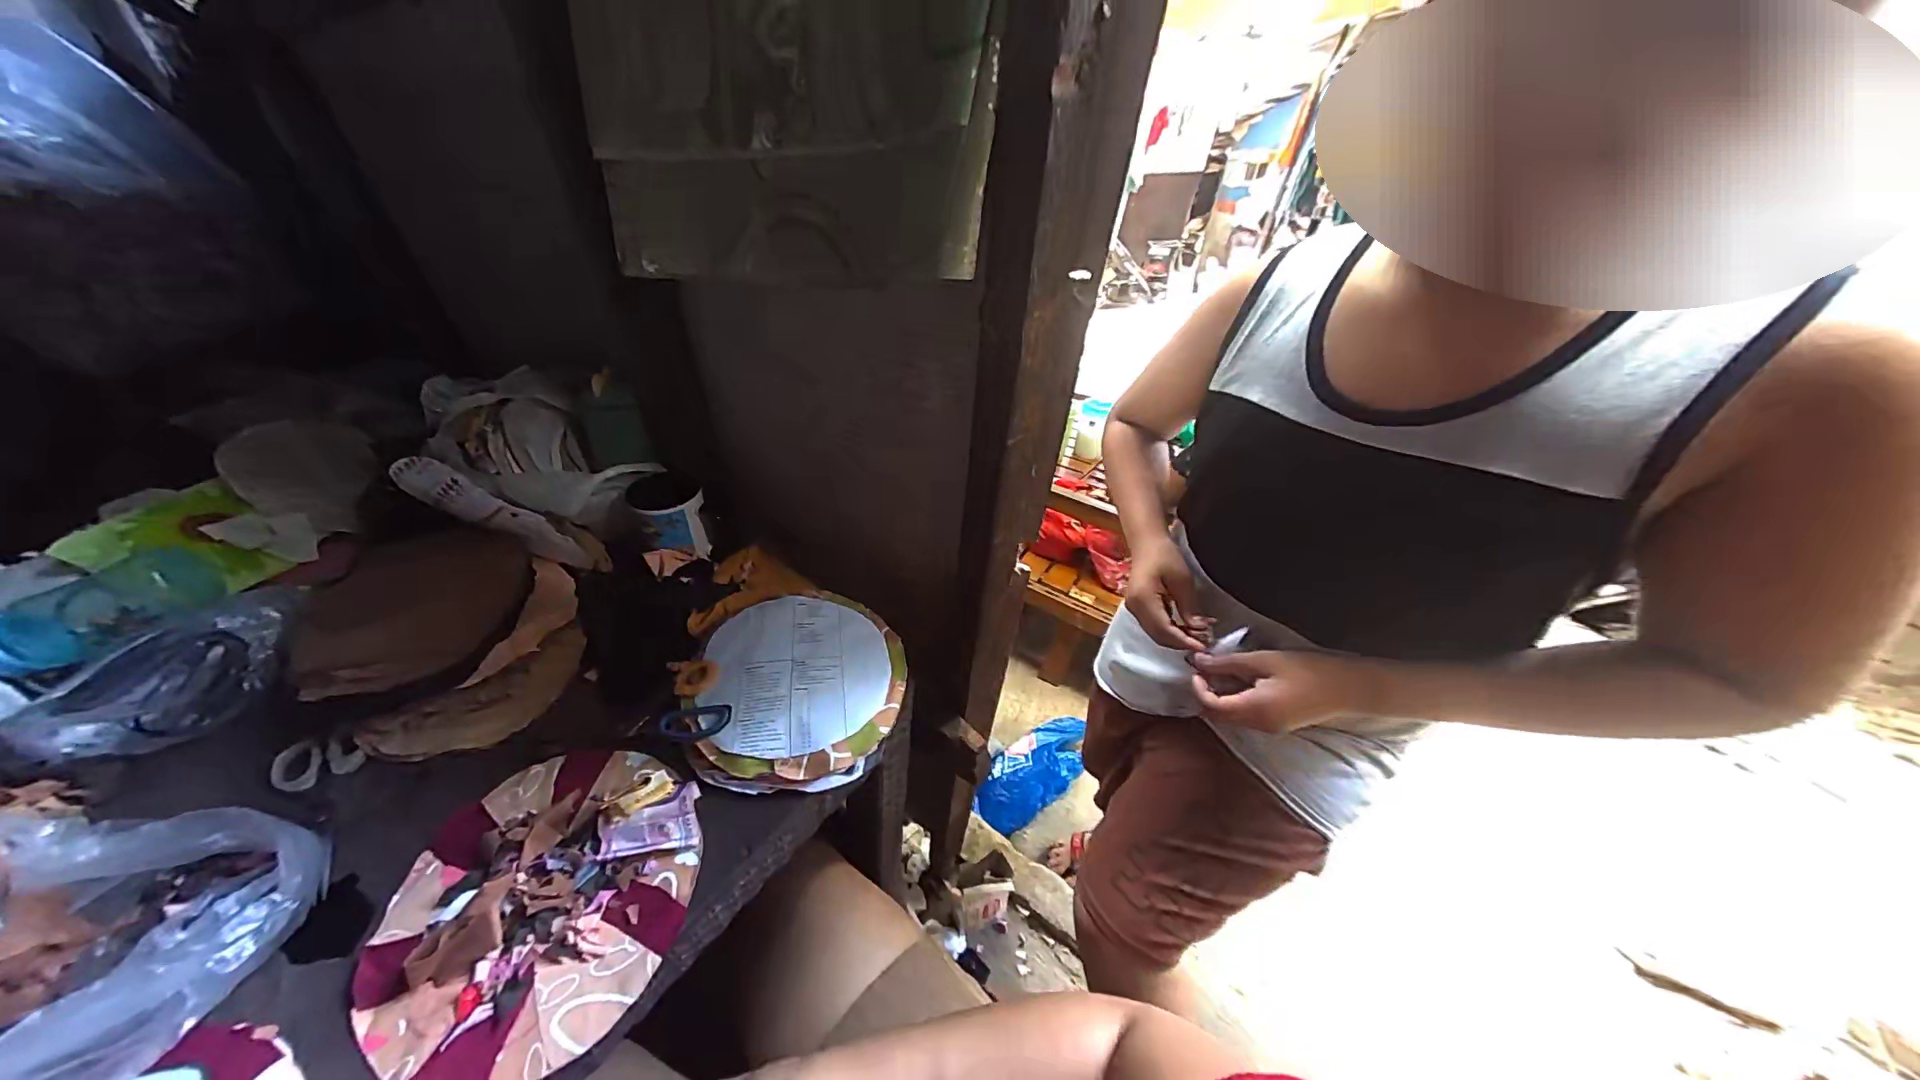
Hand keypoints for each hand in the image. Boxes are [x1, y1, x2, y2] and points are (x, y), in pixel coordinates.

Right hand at [1123, 536, 1211, 650]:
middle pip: (1159, 636)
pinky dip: (1171, 630)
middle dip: (1182, 642)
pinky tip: (1187, 627)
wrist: (1146, 543)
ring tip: (1200, 636)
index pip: (1165, 630)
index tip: (1205, 647)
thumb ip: (1189, 607)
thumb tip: (1200, 630)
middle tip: (1206, 642)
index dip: (1184, 641)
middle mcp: (1135, 609)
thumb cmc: (1165, 555)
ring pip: (1157, 633)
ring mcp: (1134, 609)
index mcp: (1143, 600)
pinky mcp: (1138, 608)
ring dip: (1178, 638)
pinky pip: (1155, 626)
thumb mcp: (1182, 580)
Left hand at [1188, 650, 1373, 732]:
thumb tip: (1197, 661)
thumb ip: (1229, 663)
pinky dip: (1236, 699)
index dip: (1198, 688)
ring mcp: (1268, 728)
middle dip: (1206, 692)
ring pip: (1231, 716)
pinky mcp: (1277, 725)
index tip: (1197, 667)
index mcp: (1255, 710)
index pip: (1211, 707)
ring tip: (1224, 669)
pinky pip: (1246, 715)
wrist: (1350, 689)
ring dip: (1221, 695)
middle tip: (1207, 667)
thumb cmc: (1309, 670)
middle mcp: (1258, 725)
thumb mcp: (1265, 660)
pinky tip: (1242, 679)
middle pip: (1219, 715)